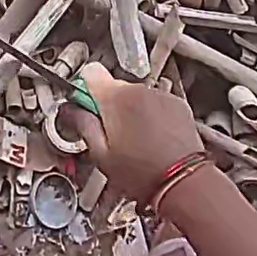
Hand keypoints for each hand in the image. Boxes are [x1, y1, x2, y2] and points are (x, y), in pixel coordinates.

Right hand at [73, 63, 205, 199]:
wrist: (185, 183)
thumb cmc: (143, 174)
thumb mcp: (102, 156)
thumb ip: (83, 126)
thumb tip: (71, 111)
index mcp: (115, 99)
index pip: (90, 72)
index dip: (84, 90)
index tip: (87, 109)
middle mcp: (138, 90)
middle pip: (113, 87)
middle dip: (109, 107)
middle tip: (112, 136)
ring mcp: (159, 95)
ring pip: (134, 96)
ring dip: (131, 112)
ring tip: (136, 142)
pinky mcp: (176, 103)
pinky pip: (155, 103)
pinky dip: (151, 115)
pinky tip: (153, 139)